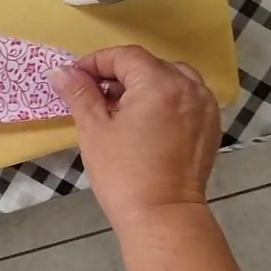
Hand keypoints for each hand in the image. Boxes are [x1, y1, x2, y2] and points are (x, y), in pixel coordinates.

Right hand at [50, 46, 220, 226]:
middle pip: (149, 65)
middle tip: (93, 96)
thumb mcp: (94, 131)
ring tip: (121, 108)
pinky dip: (164, 99)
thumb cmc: (122, 174)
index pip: (125, 56)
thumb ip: (80, 95)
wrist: (162, 213)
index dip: (96, 62)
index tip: (75, 78)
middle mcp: (188, 87)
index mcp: (158, 84)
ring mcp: (204, 105)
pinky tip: (146, 122)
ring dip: (143, 85)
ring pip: (171, 78)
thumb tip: (61, 72)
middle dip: (119, 74)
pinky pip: (186, 97)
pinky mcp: (210, 124)